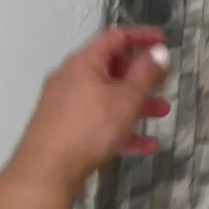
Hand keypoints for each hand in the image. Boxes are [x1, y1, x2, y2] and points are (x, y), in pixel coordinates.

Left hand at [3, 26, 171, 194]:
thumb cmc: (89, 129)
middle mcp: (71, 78)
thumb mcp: (127, 99)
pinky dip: (121, 125)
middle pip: (111, 67)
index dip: (141, 36)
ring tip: (161, 113)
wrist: (44, 172)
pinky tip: (144, 145)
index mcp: (84, 63)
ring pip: (107, 95)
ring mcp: (64, 103)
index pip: (115, 37)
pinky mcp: (63, 127)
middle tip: (164, 82)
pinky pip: (98, 118)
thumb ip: (146, 73)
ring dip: (136, 101)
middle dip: (142, 75)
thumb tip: (159, 51)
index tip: (164, 41)